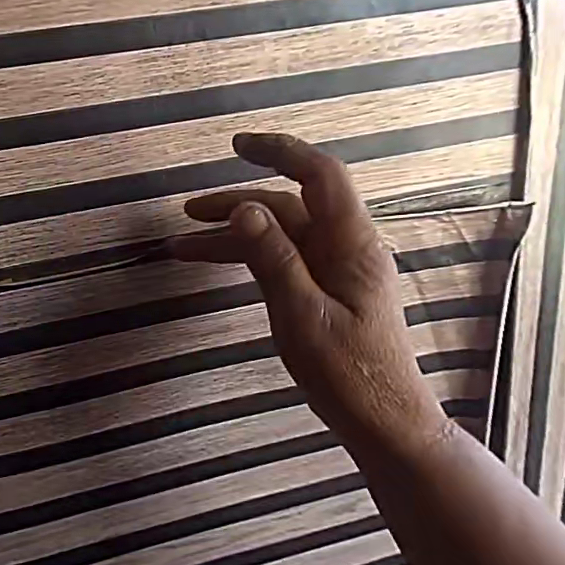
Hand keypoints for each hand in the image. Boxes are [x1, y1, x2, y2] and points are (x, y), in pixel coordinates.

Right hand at [168, 133, 454, 463]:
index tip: (237, 144)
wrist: (382, 419)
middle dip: (235, 204)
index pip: (319, 176)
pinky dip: (248, 257)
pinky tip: (221, 264)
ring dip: (232, 236)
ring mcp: (336, 269)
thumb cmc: (347, 372)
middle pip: (287, 207)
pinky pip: (282, 259)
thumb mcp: (301, 314)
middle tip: (186, 213)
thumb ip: (274, 258)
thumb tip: (244, 208)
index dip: (280, 151)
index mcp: (351, 244)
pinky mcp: (326, 290)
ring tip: (183, 247)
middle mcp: (346, 247)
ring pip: (279, 235)